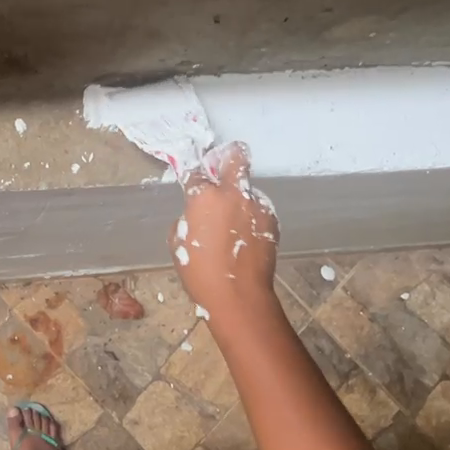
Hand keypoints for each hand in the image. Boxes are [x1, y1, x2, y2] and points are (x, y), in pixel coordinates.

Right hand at [171, 141, 279, 329]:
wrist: (238, 295)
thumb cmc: (200, 272)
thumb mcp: (178, 242)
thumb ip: (189, 217)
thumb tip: (198, 213)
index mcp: (203, 196)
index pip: (195, 173)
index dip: (192, 177)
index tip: (193, 182)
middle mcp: (232, 193)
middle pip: (236, 157)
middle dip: (228, 155)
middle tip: (222, 166)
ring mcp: (256, 205)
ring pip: (248, 189)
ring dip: (240, 197)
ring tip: (234, 222)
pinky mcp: (271, 220)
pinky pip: (258, 210)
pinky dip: (250, 217)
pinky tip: (245, 237)